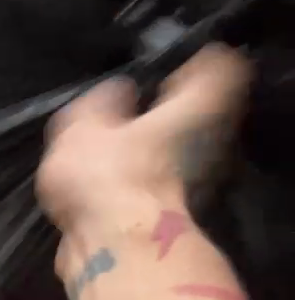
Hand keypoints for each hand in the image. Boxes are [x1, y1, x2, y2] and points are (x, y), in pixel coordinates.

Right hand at [37, 45, 251, 275]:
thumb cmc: (105, 175)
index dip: (189, 58)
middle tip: (130, 104)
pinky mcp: (182, 198)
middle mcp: (218, 130)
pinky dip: (145, 168)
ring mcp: (205, 168)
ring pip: (184, 139)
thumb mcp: (81, 130)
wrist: (117, 241)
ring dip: (154, 138)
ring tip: (113, 143)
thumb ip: (98, 105)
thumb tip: (116, 90)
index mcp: (202, 102)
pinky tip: (112, 175)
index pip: (217, 61)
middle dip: (170, 102)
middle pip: (202, 104)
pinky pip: (166, 170)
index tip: (158, 64)